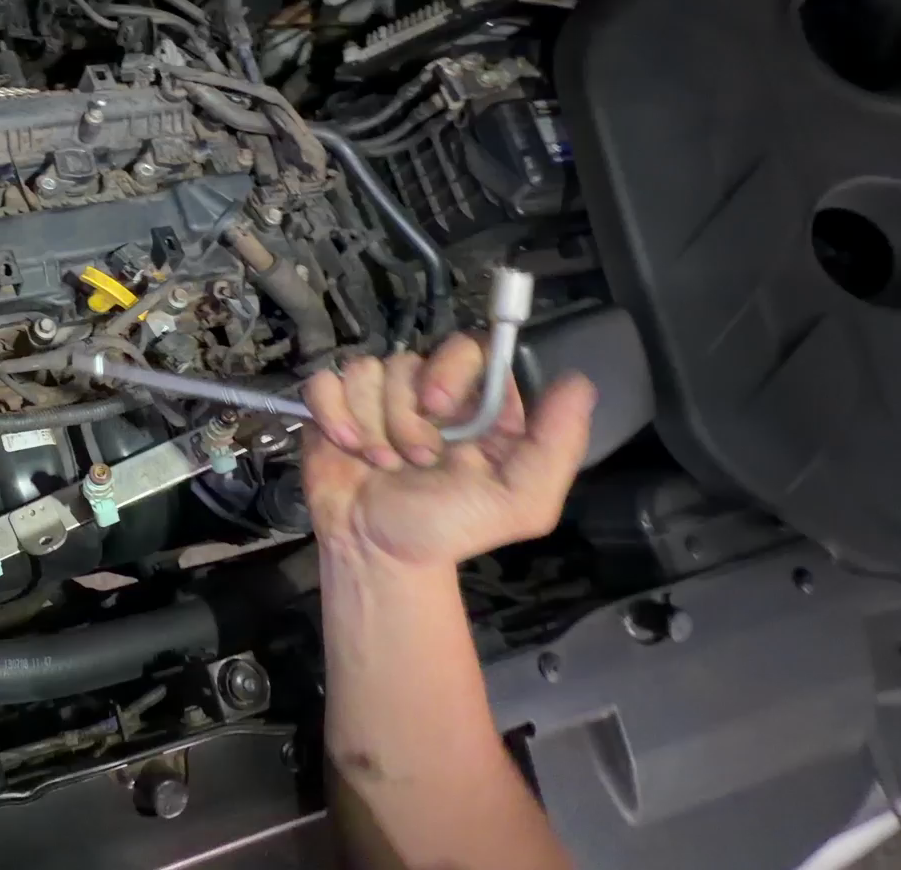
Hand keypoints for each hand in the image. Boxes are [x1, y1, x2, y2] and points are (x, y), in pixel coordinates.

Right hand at [300, 338, 596, 568]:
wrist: (376, 551)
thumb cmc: (447, 528)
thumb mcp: (520, 502)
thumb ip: (556, 445)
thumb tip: (577, 382)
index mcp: (473, 405)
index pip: (467, 349)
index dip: (449, 369)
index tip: (438, 406)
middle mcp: (422, 393)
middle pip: (407, 360)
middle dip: (404, 412)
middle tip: (413, 457)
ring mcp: (373, 398)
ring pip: (364, 371)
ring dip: (370, 424)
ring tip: (379, 463)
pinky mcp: (330, 407)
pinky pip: (324, 383)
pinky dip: (332, 414)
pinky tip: (344, 445)